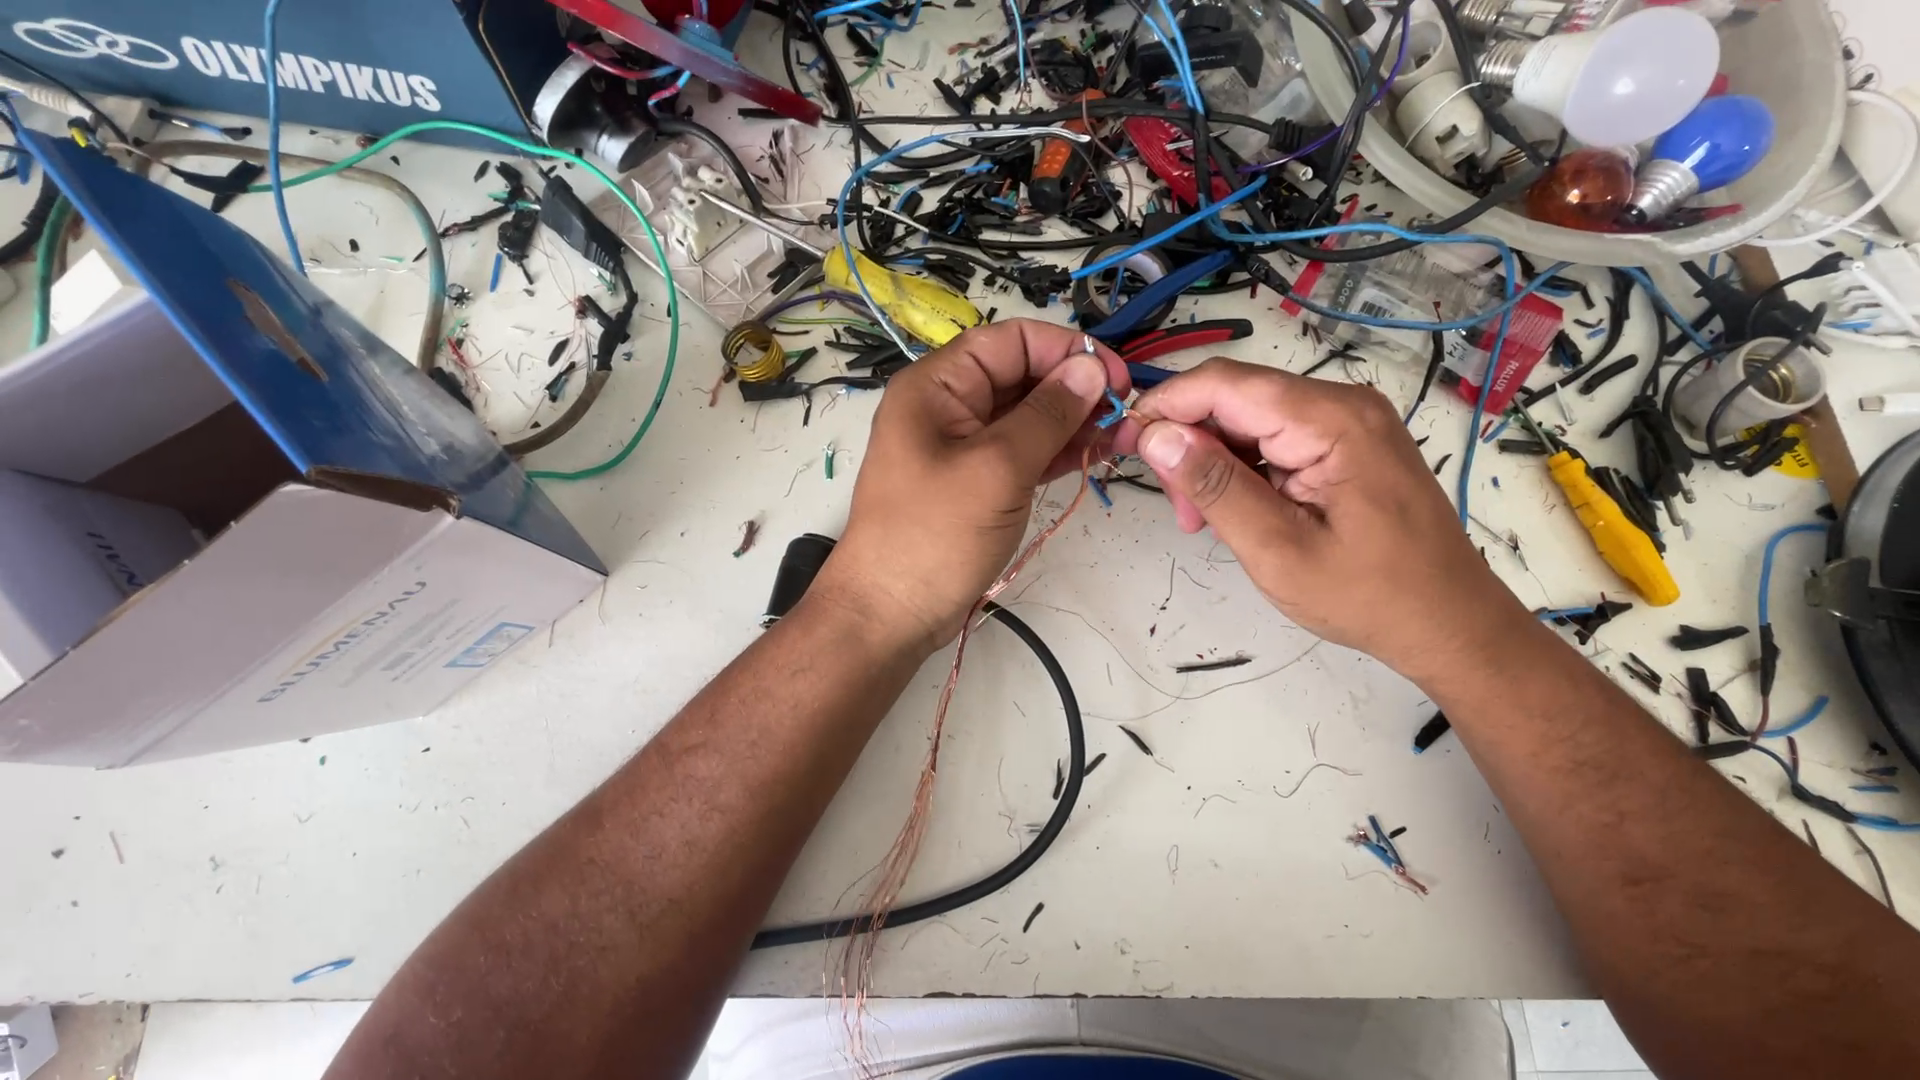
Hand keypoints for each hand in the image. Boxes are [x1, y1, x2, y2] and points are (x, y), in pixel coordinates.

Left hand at [810, 320, 1129, 653]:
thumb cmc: (934, 536)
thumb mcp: (997, 468)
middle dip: (1073, 387)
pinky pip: (1021, 450)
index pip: (1010, 341)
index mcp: (937, 385)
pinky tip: (1092, 454)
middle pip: (1020, 375)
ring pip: (1026, 415)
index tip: (1114, 376)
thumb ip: (1047, 414)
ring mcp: (961, 446)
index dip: (1066, 350)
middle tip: (1124, 412)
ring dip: (1071, 420)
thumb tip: (1091, 369)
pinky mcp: (975, 481)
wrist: (889, 613)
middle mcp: (948, 406)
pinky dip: (1055, 450)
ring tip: (1119, 435)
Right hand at [1114, 359, 1532, 679]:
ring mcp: (1347, 423)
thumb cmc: (1369, 596)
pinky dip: (1241, 472)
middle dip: (1190, 444)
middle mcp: (1341, 405)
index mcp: (1332, 420)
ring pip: (1249, 421)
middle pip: (1235, 398)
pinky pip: (1274, 440)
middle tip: (1176, 510)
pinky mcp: (1345, 445)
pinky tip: (1234, 511)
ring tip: (1202, 520)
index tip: (1122, 442)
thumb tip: (1156, 435)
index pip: (1225, 383)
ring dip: (1212, 463)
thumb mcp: (1277, 549)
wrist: (1449, 624)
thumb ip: (1215, 488)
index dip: (1164, 405)